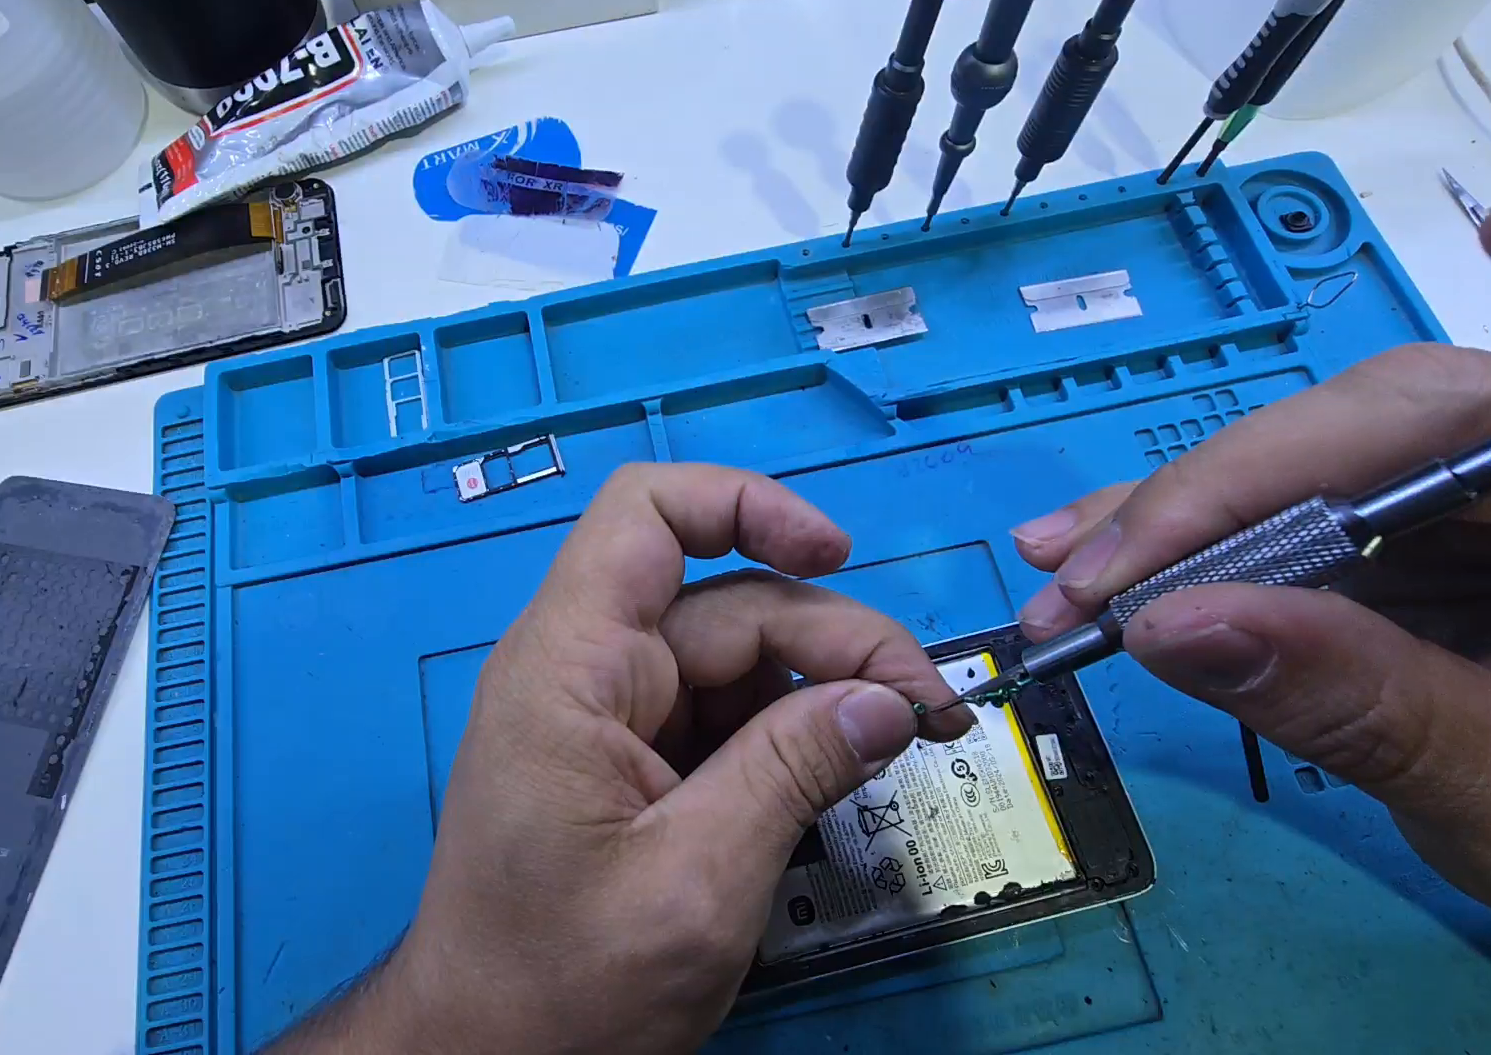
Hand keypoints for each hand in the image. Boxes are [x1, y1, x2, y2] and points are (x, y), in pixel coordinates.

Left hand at [280, 465, 972, 1053]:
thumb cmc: (562, 985)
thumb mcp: (694, 884)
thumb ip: (790, 775)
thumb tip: (887, 704)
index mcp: (572, 663)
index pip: (646, 514)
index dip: (744, 504)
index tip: (834, 555)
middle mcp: (591, 664)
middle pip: (727, 600)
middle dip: (835, 640)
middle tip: (928, 710)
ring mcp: (617, 708)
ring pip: (739, 653)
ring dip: (825, 686)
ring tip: (901, 736)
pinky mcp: (640, 750)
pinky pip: (729, 708)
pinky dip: (792, 728)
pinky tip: (842, 764)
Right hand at [1006, 172, 1490, 925]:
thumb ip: (1379, 712)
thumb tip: (1168, 623)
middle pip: (1382, 429)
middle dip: (1215, 491)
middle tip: (1083, 573)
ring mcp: (1477, 502)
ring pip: (1303, 465)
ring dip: (1166, 517)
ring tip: (1057, 566)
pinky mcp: (1402, 533)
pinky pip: (1279, 515)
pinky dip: (1184, 543)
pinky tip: (1103, 558)